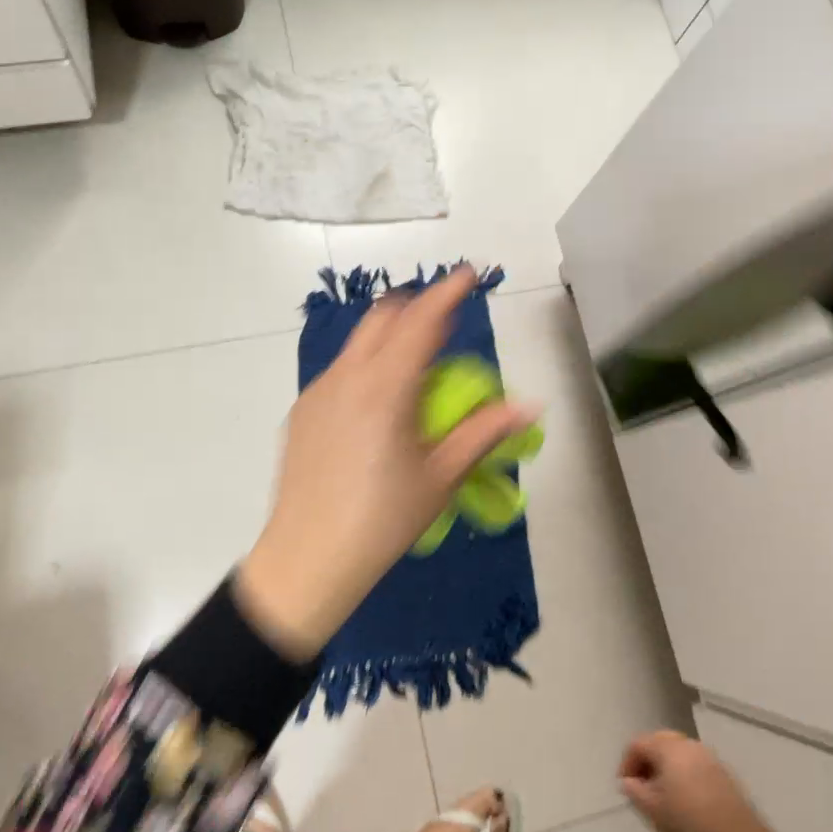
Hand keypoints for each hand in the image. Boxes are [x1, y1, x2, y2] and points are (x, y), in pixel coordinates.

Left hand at [236, 266, 537, 660]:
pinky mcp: (303, 411)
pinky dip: (367, 366)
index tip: (469, 273)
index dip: (448, 293)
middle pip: (383, 318)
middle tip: (445, 324)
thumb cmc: (382, 520)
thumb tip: (528, 405)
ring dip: (389, 337)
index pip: (421, 322)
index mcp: (385, 387)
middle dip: (416, 309)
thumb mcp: (440, 477)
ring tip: (416, 367)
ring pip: (358, 343)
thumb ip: (483, 432)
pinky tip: (379, 406)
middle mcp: (347, 376)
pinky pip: (340, 370)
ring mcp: (319, 391)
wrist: (306, 558)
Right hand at [620, 731, 787, 831]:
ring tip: (661, 790)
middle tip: (640, 783)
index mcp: (669, 747)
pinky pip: (694, 760)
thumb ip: (634, 791)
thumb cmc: (688, 820)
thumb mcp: (652, 809)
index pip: (637, 742)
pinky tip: (684, 793)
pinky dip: (683, 770)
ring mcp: (708, 754)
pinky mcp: (722, 769)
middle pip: (658, 741)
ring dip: (664, 764)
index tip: (624, 784)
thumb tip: (627, 781)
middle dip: (646, 760)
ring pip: (678, 750)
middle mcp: (688, 743)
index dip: (626, 762)